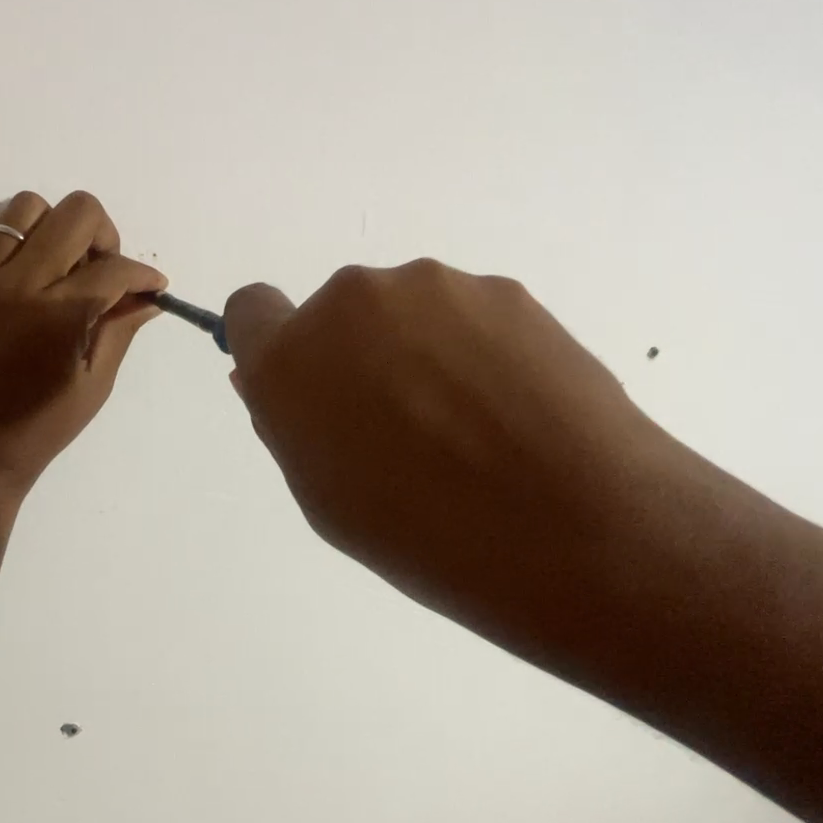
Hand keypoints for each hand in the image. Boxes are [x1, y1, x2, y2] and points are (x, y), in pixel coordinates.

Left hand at [0, 191, 165, 501]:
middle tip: (107, 273)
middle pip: (78, 213)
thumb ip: (121, 329)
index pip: (115, 269)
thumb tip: (148, 297)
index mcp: (60, 315)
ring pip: (30, 206)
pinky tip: (31, 274)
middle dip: (106, 238)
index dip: (143, 276)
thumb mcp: (94, 384)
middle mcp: (20, 283)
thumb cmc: (40, 427)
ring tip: (65, 268)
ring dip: (59, 228)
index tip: (153, 288)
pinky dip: (21, 239)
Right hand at [224, 259, 697, 644]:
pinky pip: (464, 316)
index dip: (270, 344)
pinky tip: (510, 411)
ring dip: (416, 352)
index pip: (250, 311)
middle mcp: (350, 303)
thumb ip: (293, 425)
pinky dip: (473, 352)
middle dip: (353, 357)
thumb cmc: (419, 535)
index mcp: (289, 359)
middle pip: (334, 316)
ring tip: (466, 427)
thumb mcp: (324, 496)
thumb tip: (289, 384)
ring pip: (404, 313)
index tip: (306, 389)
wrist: (572, 526)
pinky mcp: (506, 289)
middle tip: (397, 429)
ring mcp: (433, 288)